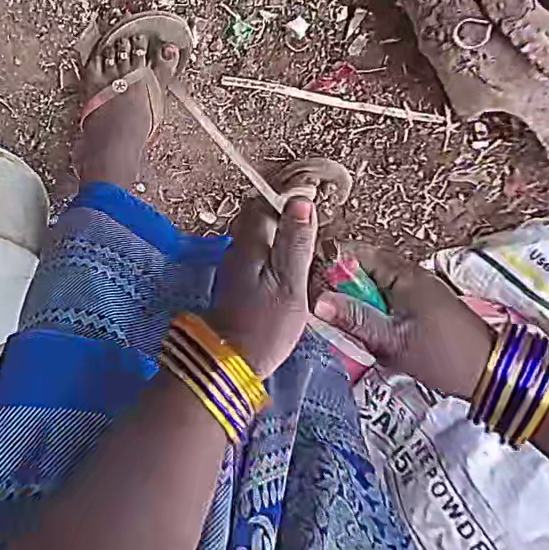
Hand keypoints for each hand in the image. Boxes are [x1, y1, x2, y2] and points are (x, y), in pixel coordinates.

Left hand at [206, 196, 316, 376]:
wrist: (232, 357)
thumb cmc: (265, 323)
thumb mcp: (290, 283)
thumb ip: (295, 242)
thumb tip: (301, 202)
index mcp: (249, 243)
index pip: (263, 203)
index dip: (287, 195)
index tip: (313, 192)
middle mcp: (238, 248)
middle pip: (259, 216)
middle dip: (285, 210)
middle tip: (316, 214)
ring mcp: (237, 264)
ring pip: (260, 235)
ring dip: (283, 230)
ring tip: (312, 235)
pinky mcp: (241, 281)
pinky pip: (260, 253)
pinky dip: (278, 250)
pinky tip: (296, 261)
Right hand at [313, 244, 493, 397]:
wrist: (497, 377)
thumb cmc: (445, 355)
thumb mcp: (394, 340)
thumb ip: (354, 318)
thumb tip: (316, 301)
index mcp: (401, 273)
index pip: (350, 252)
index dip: (326, 265)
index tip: (310, 286)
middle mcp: (406, 273)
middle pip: (356, 267)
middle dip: (337, 285)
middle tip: (322, 307)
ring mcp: (413, 287)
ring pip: (367, 282)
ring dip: (352, 298)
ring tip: (339, 319)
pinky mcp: (417, 303)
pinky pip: (380, 295)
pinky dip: (367, 306)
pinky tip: (362, 326)